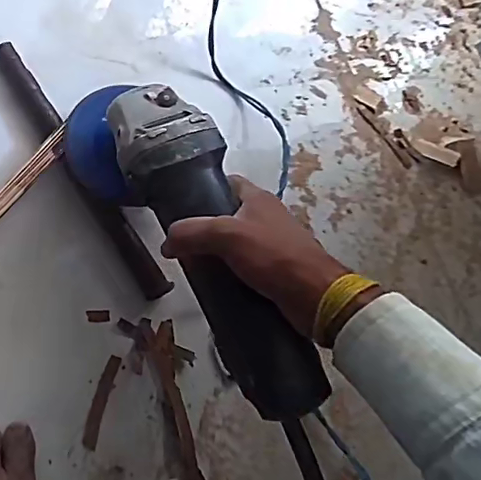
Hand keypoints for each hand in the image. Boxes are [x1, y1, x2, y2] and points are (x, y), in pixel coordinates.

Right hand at [158, 174, 371, 339]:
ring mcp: (272, 244)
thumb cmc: (273, 255)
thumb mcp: (224, 235)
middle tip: (181, 239)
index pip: (226, 182)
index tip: (179, 201)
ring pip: (233, 242)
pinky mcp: (275, 269)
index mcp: (258, 198)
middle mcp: (266, 217)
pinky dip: (227, 271)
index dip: (203, 187)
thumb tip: (166, 243)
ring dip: (214, 252)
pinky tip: (214, 281)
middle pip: (226, 214)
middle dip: (203, 227)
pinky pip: (243, 265)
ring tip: (192, 263)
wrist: (315, 297)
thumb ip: (190, 232)